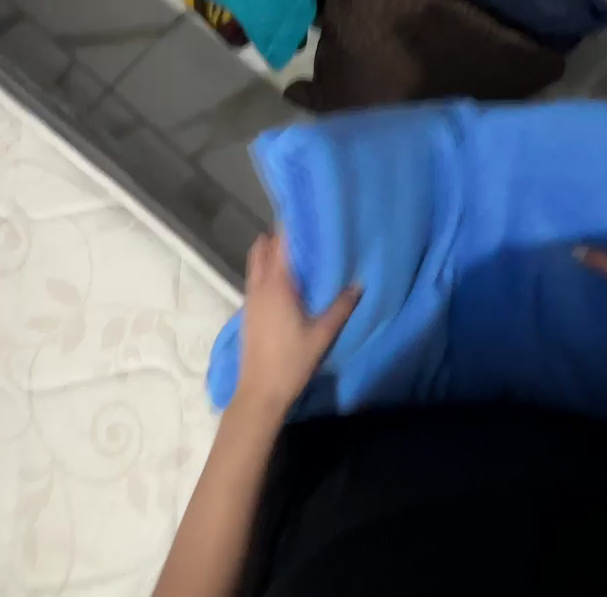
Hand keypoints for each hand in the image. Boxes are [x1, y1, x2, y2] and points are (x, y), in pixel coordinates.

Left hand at [234, 233, 360, 415]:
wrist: (259, 393)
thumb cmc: (291, 361)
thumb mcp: (322, 334)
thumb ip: (341, 307)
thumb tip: (358, 284)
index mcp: (277, 285)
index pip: (281, 243)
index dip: (291, 225)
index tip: (307, 213)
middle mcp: (259, 286)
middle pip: (263, 249)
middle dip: (279, 236)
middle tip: (304, 230)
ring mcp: (250, 299)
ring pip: (257, 264)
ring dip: (272, 253)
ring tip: (298, 251)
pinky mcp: (248, 312)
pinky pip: (257, 279)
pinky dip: (268, 270)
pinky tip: (288, 281)